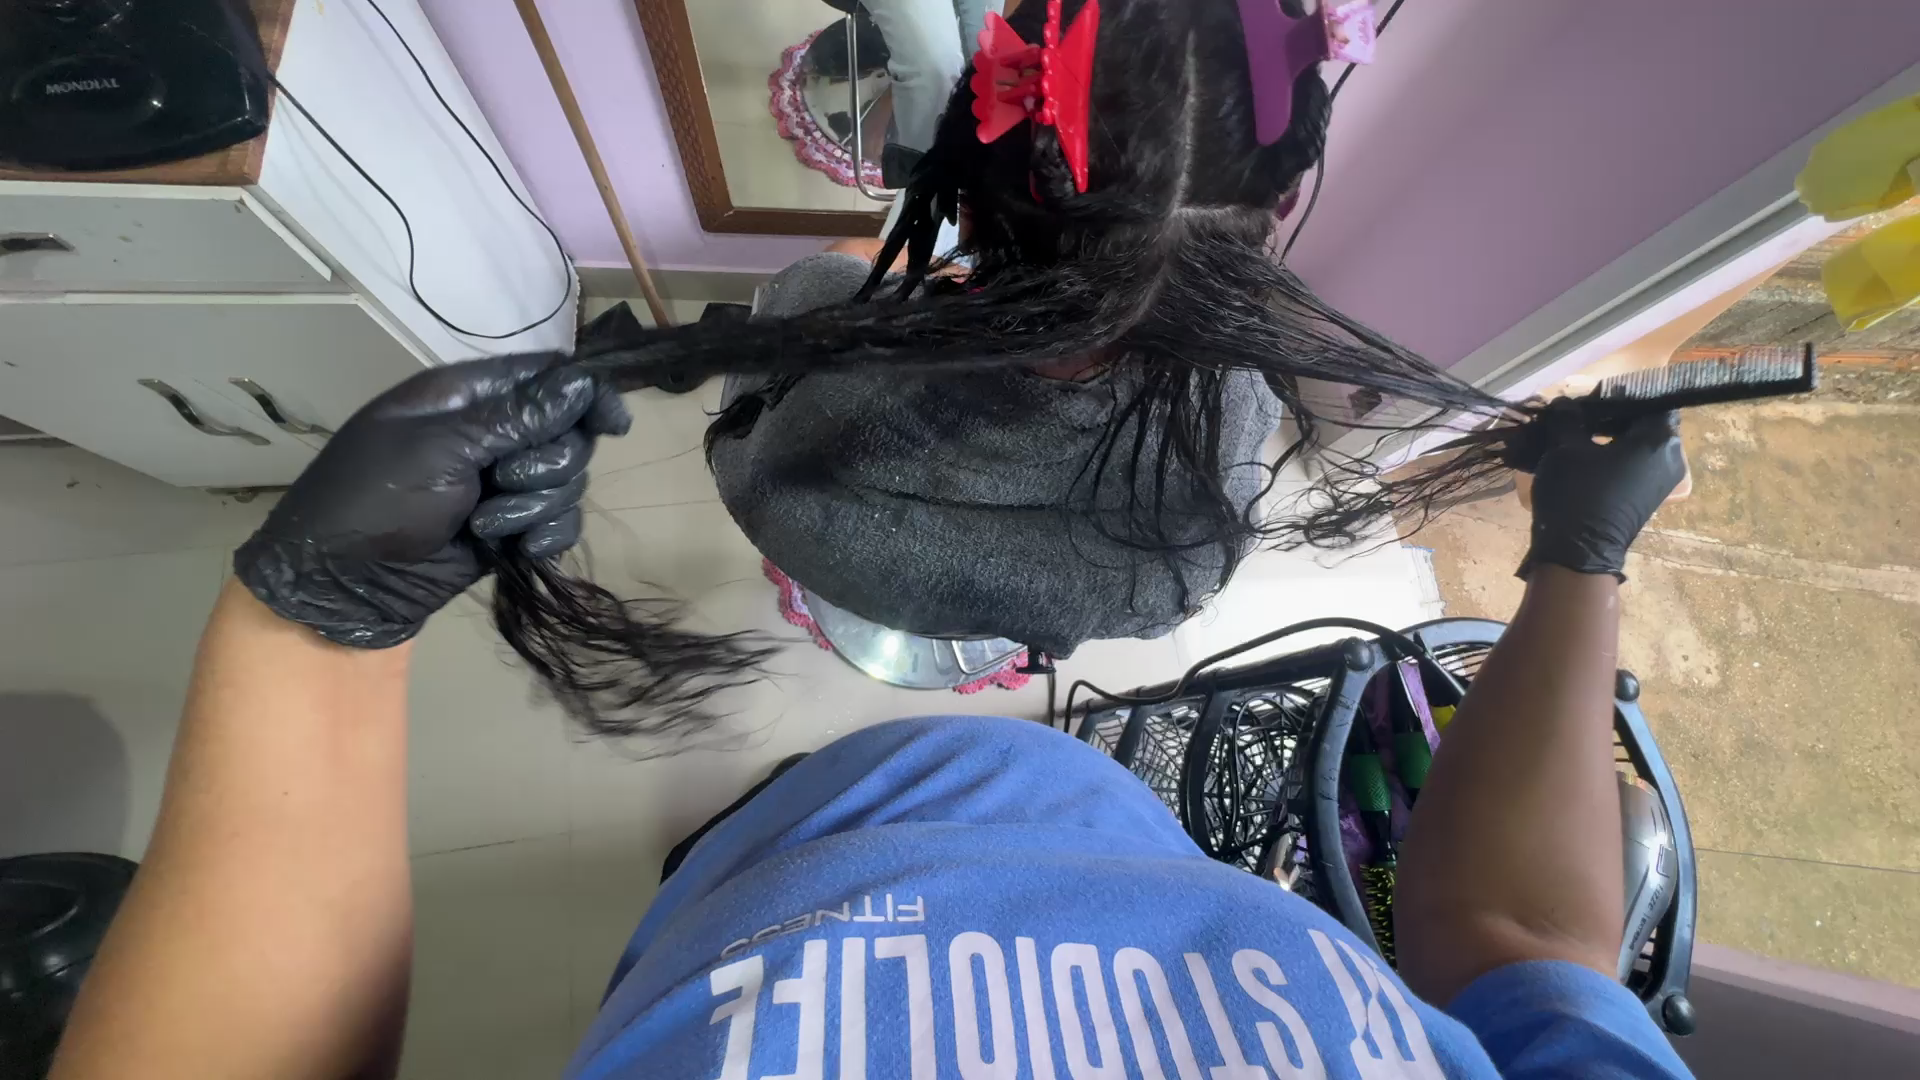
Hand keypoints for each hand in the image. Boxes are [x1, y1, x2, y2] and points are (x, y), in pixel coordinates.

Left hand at [233, 352, 630, 646]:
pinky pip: (563, 520)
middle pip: (570, 433)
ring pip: (569, 481)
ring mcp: (508, 480)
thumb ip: (518, 416)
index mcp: (471, 397)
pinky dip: (548, 534)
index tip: (613, 424)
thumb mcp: (443, 448)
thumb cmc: (376, 498)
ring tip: (488, 524)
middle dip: (548, 465)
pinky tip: (520, 548)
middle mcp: (497, 432)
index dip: (587, 394)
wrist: (347, 583)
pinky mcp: (518, 522)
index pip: (549, 376)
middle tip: (506, 480)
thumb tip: (584, 383)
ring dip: (537, 506)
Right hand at [1521, 410, 1684, 579]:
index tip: (1588, 401)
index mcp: (1658, 439)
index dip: (1618, 398)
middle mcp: (1670, 456)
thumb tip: (1566, 403)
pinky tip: (1585, 464)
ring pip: (1639, 447)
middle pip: (1646, 425)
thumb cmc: (1576, 492)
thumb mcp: (1564, 449)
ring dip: (1611, 441)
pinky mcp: (1648, 497)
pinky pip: (1635, 467)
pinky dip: (1613, 460)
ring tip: (1577, 443)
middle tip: (1579, 421)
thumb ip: (1567, 420)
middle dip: (1613, 420)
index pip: (1648, 402)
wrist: (1578, 548)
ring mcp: (1662, 480)